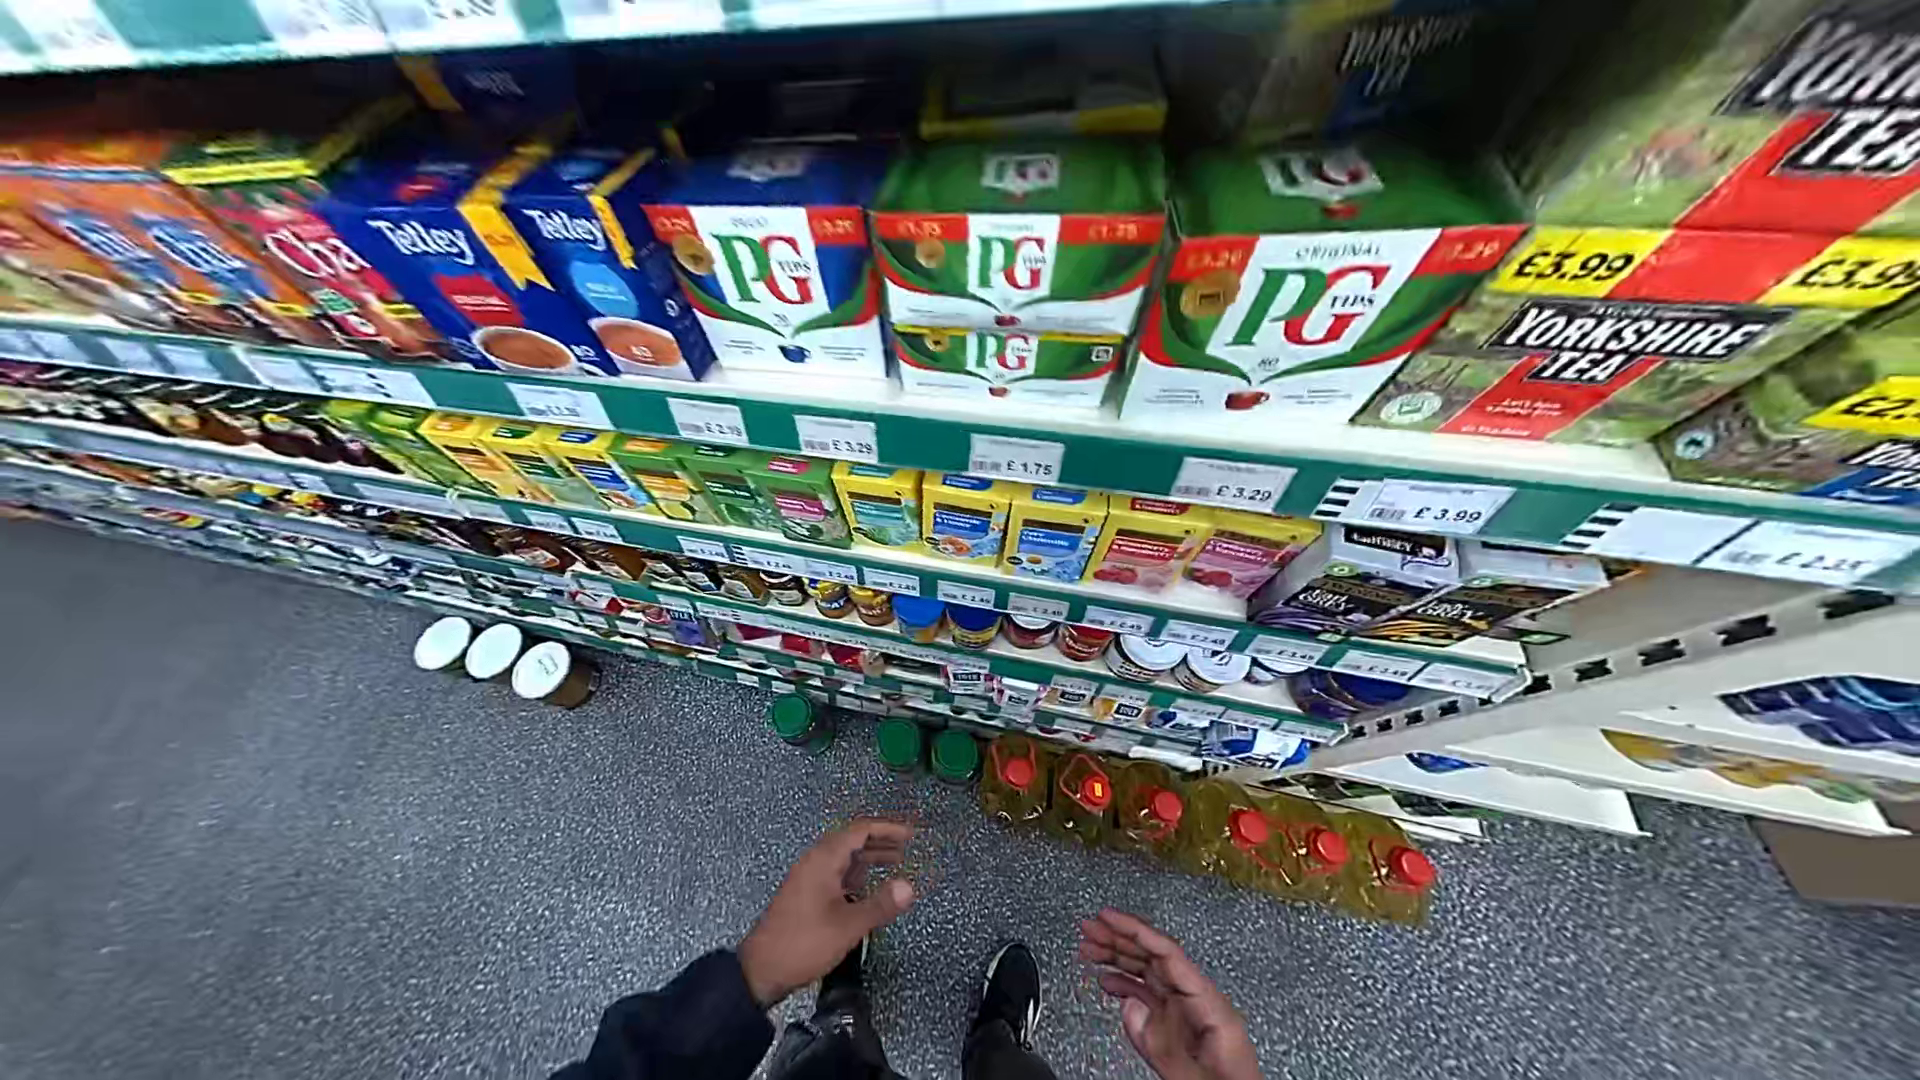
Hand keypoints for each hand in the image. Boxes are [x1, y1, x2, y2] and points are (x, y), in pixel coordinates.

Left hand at [738, 819, 916, 1007]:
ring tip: (895, 862)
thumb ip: (880, 904)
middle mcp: (816, 860)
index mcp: (825, 858)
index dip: (888, 828)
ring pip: (845, 856)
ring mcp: (809, 876)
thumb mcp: (848, 925)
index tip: (910, 833)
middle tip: (907, 845)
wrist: (760, 971)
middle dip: (881, 840)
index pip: (861, 829)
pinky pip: (837, 871)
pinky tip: (868, 886)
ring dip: (870, 856)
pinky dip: (857, 872)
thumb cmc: (804, 942)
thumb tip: (909, 887)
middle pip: (853, 839)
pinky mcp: (805, 892)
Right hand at [1079, 909, 1260, 1079]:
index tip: (1108, 917)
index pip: (1166, 951)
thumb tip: (1130, 1005)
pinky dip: (1124, 984)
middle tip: (1089, 927)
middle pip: (1153, 956)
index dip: (1134, 929)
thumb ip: (1162, 1044)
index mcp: (1209, 1005)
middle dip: (1118, 937)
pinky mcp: (1179, 1028)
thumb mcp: (1194, 1078)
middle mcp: (1198, 1003)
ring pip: (1147, 971)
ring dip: (1116, 957)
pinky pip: (1148, 995)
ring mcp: (1188, 1015)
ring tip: (1088, 948)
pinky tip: (1107, 981)